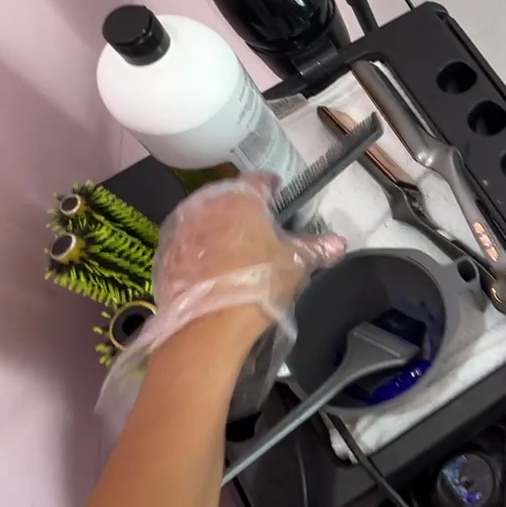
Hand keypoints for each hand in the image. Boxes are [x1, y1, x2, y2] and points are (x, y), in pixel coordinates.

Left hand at [152, 173, 345, 334]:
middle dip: (245, 207)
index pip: (259, 180)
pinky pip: (190, 243)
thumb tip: (339, 242)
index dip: (272, 186)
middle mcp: (206, 205)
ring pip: (206, 219)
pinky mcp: (166, 256)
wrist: (208, 326)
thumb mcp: (296, 264)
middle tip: (262, 225)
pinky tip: (216, 269)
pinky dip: (203, 250)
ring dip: (221, 228)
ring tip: (239, 248)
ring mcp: (182, 230)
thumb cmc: (259, 283)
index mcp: (240, 199)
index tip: (280, 193)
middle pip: (229, 197)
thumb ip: (317, 248)